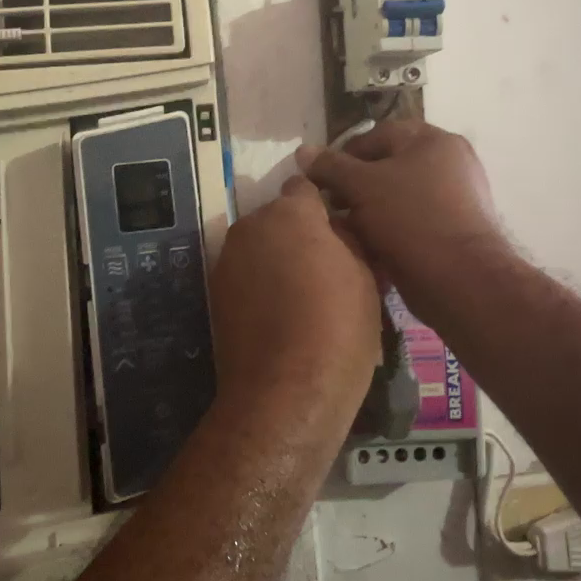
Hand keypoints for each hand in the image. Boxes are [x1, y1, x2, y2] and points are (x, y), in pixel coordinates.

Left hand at [207, 176, 381, 411]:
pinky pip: (244, 275)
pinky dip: (258, 285)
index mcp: (291, 214)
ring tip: (302, 297)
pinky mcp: (214, 292)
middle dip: (298, 234)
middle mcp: (251, 226)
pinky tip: (278, 316)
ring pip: (259, 246)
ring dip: (276, 259)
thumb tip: (342, 228)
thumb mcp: (366, 279)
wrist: (286, 393)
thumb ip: (351, 241)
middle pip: (278, 218)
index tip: (339, 229)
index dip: (324, 206)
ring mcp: (227, 259)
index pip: (306, 187)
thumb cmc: (338, 329)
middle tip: (326, 267)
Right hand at [295, 120, 516, 321]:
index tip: (320, 180)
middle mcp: (449, 162)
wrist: (460, 280)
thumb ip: (330, 167)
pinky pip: (412, 221)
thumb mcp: (361, 186)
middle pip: (388, 166)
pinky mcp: (454, 230)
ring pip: (398, 197)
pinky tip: (369, 246)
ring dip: (370, 210)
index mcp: (433, 140)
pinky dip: (390, 229)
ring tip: (346, 228)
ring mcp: (455, 198)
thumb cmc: (410, 219)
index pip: (376, 135)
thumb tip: (303, 151)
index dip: (343, 155)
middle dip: (355, 186)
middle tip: (331, 206)